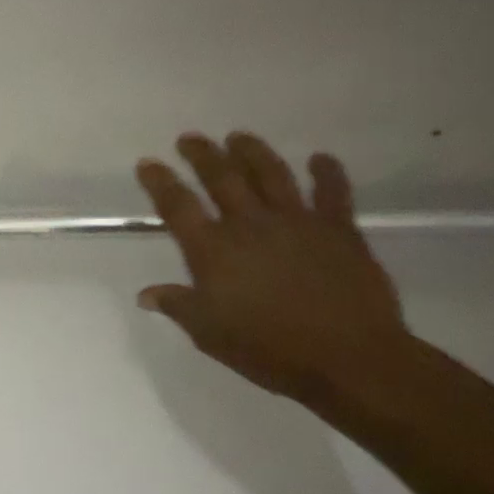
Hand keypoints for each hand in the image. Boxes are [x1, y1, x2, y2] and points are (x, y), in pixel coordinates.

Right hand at [135, 131, 412, 405]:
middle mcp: (251, 225)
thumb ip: (179, 306)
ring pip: (271, 173)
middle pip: (222, 178)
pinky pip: (332, 190)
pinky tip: (320, 159)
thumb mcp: (209, 334)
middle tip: (191, 139)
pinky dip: (326, 171)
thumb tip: (147, 294)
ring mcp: (298, 221)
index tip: (148, 163)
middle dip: (203, 155)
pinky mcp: (339, 228)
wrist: (345, 356)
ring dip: (252, 151)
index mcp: (214, 252)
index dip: (160, 183)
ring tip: (238, 137)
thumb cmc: (267, 350)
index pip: (178, 207)